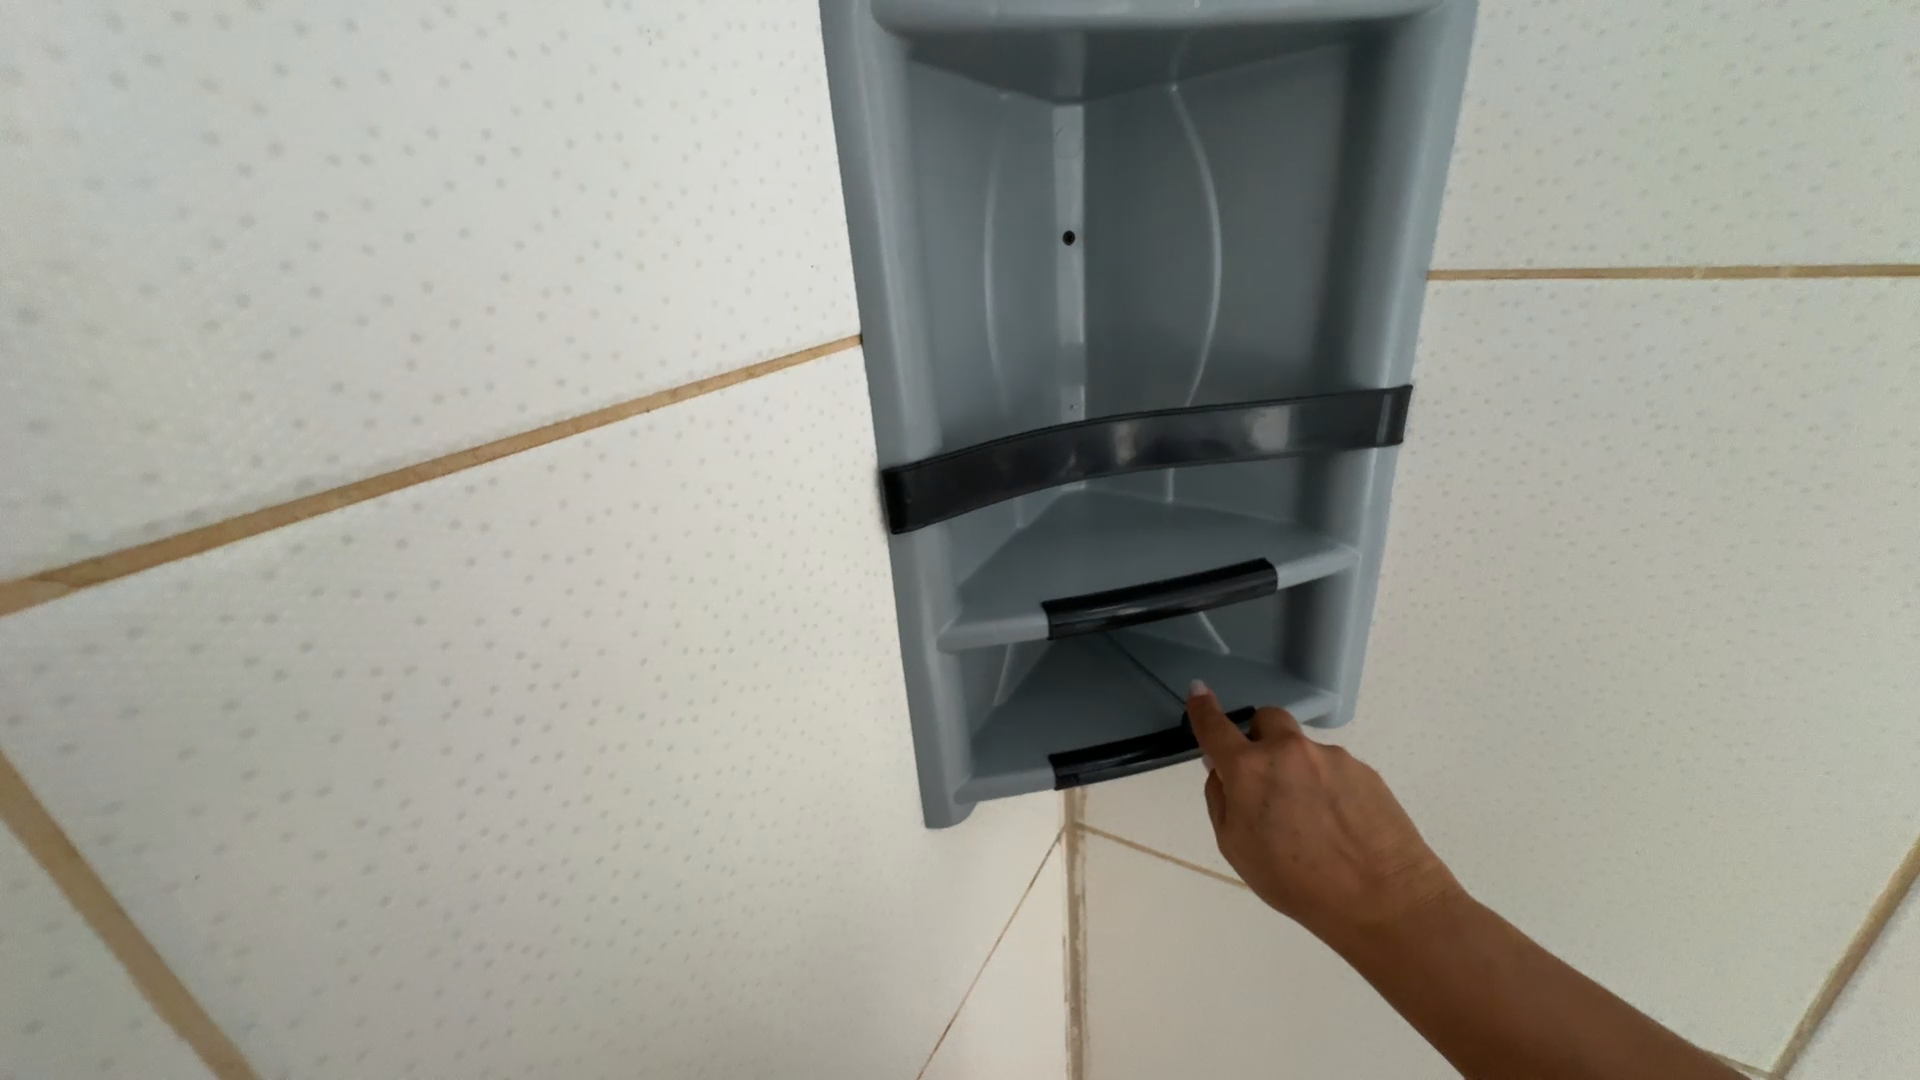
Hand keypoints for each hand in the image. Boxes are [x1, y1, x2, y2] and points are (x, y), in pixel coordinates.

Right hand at [1187, 681, 1463, 947]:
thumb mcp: (1235, 848)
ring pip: (1303, 750)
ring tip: (1315, 822)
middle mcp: (1288, 751)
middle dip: (1260, 737)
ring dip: (1298, 770)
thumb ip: (1221, 800)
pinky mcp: (1365, 770)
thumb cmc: (1296, 882)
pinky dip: (1328, 788)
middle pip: (1267, 718)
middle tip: (1265, 775)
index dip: (1202, 708)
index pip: (1215, 727)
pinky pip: (1334, 769)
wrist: (1384, 900)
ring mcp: (1331, 757)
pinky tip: (1341, 826)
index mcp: (1249, 769)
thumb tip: (1222, 771)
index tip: (1198, 692)